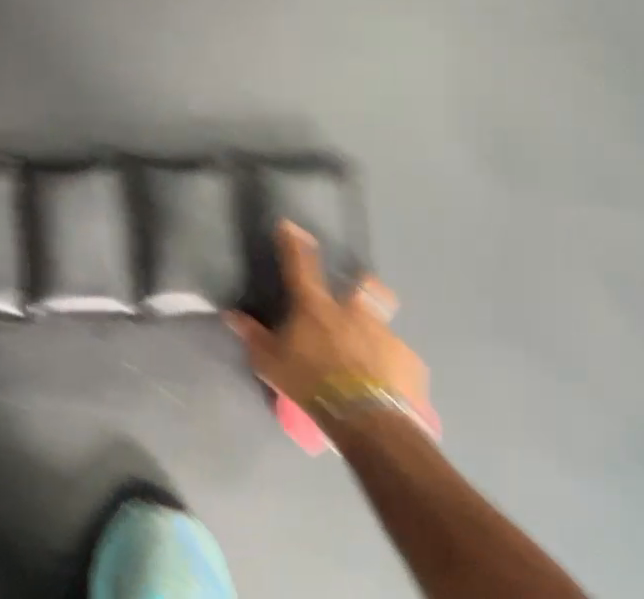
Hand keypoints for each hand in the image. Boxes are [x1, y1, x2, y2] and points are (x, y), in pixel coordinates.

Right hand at [225, 222, 427, 412]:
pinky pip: (398, 360)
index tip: (291, 226)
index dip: (294, 245)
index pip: (301, 267)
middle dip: (364, 285)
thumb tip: (232, 315)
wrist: (367, 418)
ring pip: (381, 328)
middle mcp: (354, 314)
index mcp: (315, 309)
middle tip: (359, 295)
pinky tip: (382, 385)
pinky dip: (389, 367)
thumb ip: (253, 336)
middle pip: (365, 287)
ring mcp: (387, 336)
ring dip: (372, 338)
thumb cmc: (310, 382)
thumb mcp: (269, 362)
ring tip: (366, 362)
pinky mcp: (411, 362)